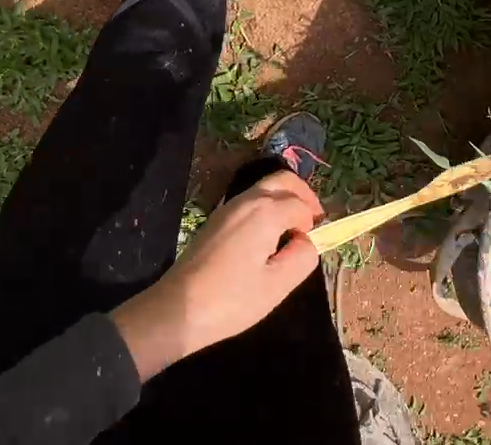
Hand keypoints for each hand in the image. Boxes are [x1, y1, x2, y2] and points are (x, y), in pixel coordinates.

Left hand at [110, 170, 323, 379]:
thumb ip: (302, 258)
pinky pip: (250, 200)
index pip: (301, 205)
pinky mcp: (217, 219)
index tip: (312, 246)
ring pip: (265, 187)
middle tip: (313, 221)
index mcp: (266, 211)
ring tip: (292, 231)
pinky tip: (267, 237)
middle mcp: (247, 200)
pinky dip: (267, 207)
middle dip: (303, 196)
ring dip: (285, 199)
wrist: (176, 309)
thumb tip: (307, 242)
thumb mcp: (276, 286)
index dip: (312, 224)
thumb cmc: (230, 300)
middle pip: (283, 181)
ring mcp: (229, 207)